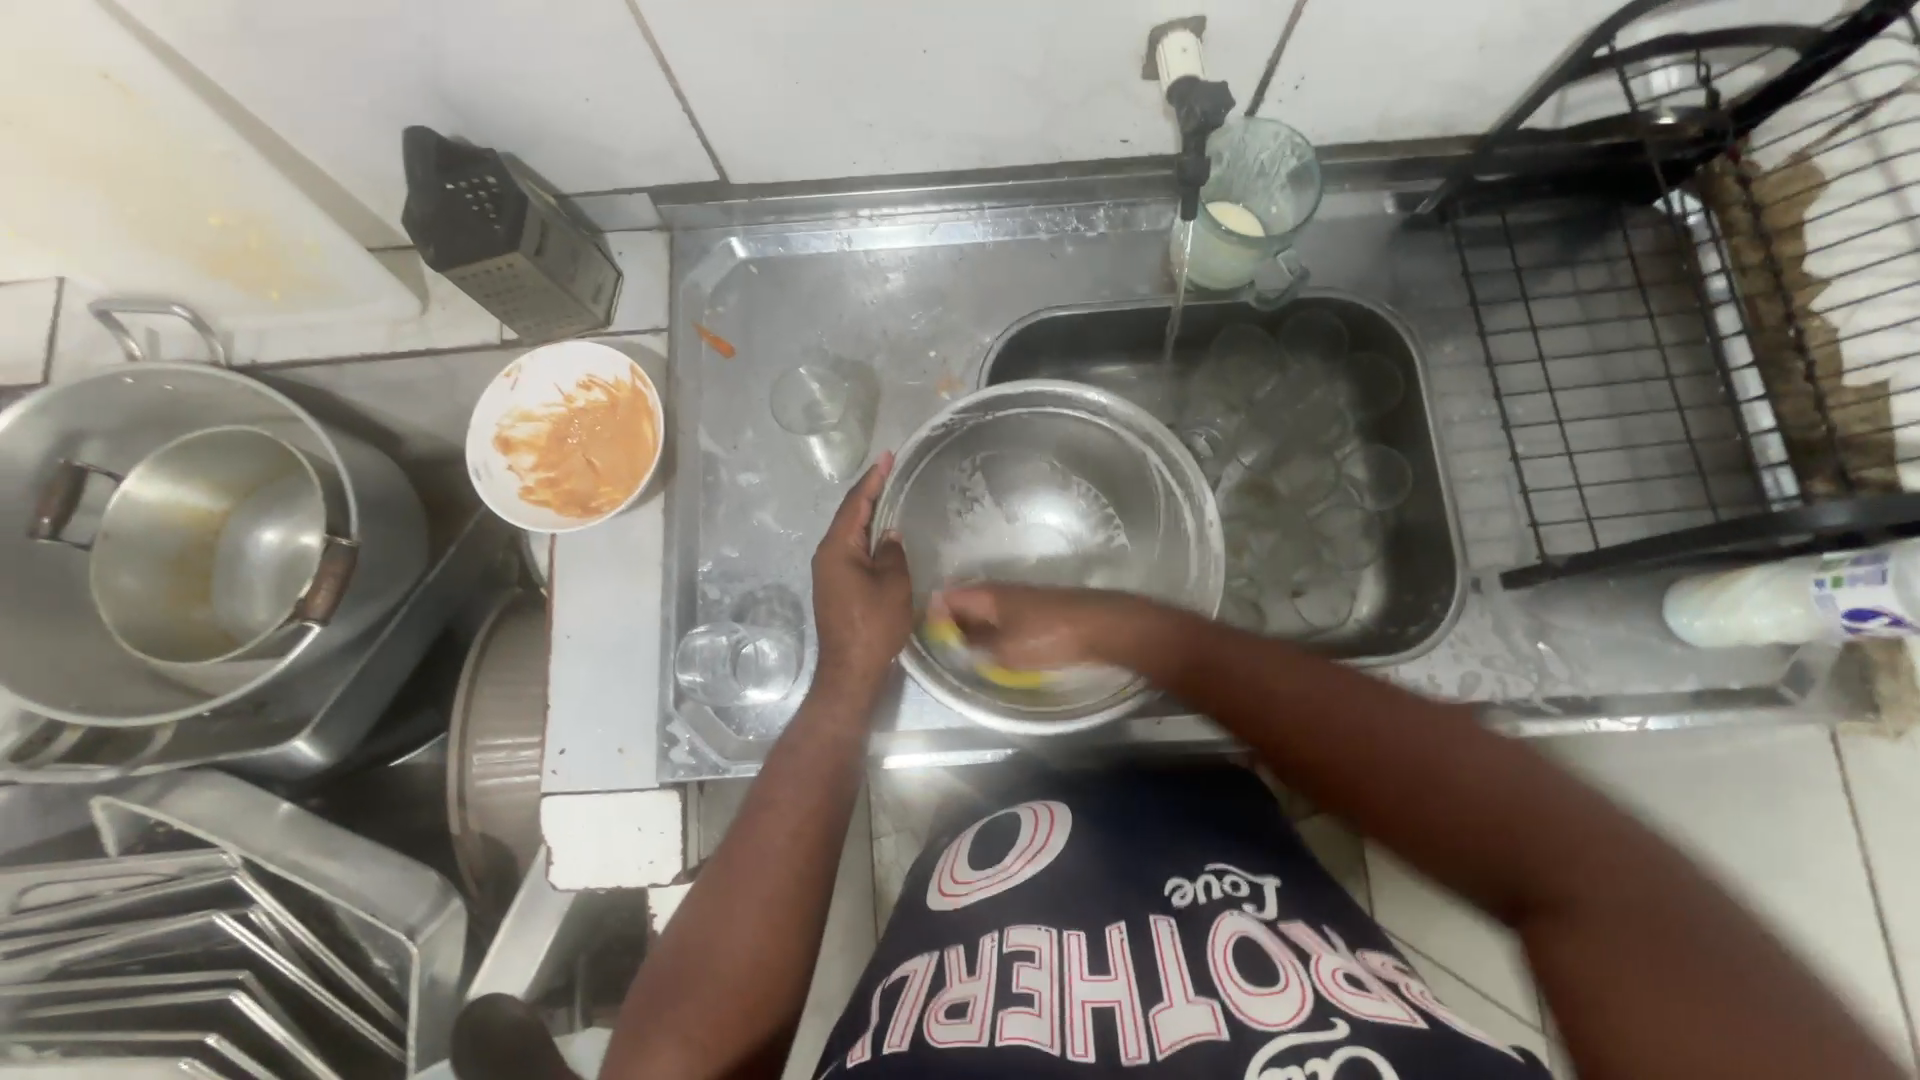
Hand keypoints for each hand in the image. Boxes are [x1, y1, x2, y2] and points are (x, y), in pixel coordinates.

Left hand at [811, 453, 912, 691]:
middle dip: (869, 492)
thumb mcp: (893, 584)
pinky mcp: (834, 587)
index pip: (856, 503)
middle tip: (889, 470)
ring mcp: (828, 572)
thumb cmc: (873, 625)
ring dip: (867, 514)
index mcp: (837, 548)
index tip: (887, 457)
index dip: (873, 479)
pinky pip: (850, 551)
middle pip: (849, 515)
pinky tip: (880, 534)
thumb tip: (889, 536)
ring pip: (849, 534)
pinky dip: (865, 536)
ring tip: (887, 495)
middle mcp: (826, 555)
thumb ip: (892, 553)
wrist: (850, 670)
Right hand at [931, 584, 1150, 670]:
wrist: (1102, 627)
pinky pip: (1005, 618)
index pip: (946, 597)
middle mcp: (1000, 590)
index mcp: (985, 594)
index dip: (932, 616)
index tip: (928, 639)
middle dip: (953, 624)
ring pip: (987, 611)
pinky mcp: (1038, 608)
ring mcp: (1021, 597)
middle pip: (966, 603)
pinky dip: (996, 631)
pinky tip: (1001, 650)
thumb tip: (957, 643)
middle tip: (947, 651)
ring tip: (972, 654)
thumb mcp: (1004, 651)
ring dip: (976, 629)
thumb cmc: (1048, 637)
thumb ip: (975, 646)